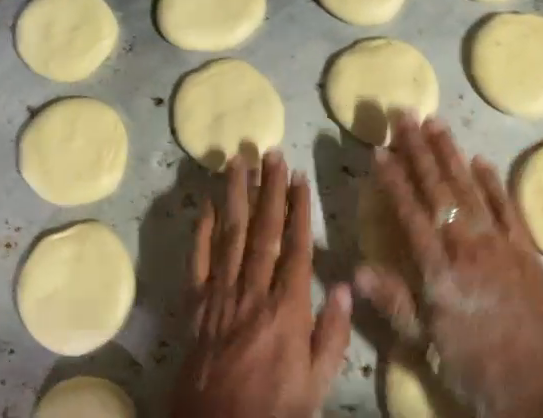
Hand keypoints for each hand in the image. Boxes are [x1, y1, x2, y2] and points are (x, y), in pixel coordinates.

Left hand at [171, 151, 352, 417]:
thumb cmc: (275, 407)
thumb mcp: (318, 382)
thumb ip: (333, 334)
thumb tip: (346, 287)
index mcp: (287, 309)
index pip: (296, 247)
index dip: (298, 209)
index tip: (299, 175)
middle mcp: (253, 292)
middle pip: (262, 231)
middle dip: (268, 189)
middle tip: (271, 151)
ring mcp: (221, 295)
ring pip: (229, 235)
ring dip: (236, 196)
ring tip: (238, 161)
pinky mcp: (195, 304)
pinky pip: (198, 260)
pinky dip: (202, 230)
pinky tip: (207, 203)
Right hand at [357, 113, 542, 417]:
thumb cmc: (481, 369)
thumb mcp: (428, 345)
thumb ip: (394, 303)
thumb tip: (355, 270)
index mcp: (437, 267)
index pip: (408, 211)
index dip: (392, 179)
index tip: (378, 149)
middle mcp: (466, 245)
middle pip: (437, 188)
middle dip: (417, 149)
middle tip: (404, 114)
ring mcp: (499, 243)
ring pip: (469, 187)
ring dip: (450, 152)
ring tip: (435, 122)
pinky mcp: (526, 250)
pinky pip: (505, 206)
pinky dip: (492, 182)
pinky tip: (481, 160)